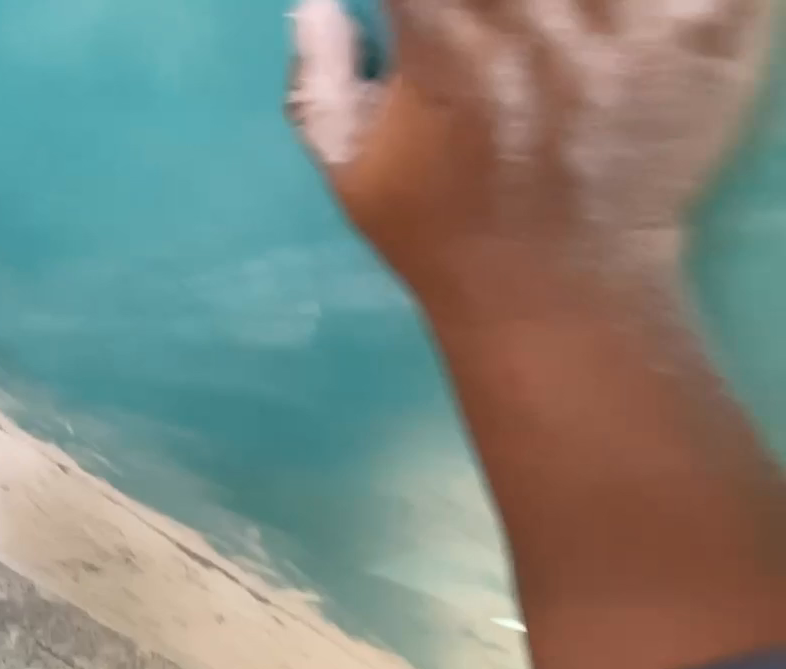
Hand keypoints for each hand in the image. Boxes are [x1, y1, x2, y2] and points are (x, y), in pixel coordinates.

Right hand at [286, 0, 772, 314]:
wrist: (545, 283)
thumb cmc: (432, 229)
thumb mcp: (349, 173)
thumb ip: (320, 88)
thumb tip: (314, 8)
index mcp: (444, 55)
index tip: (418, 15)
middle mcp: (542, 22)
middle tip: (486, 28)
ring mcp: (637, 19)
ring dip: (563, 5)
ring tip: (547, 31)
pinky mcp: (712, 24)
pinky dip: (659, 1)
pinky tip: (614, 26)